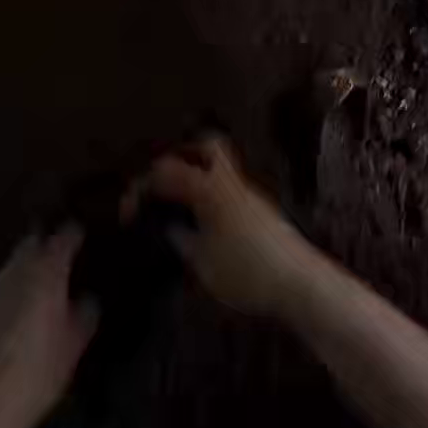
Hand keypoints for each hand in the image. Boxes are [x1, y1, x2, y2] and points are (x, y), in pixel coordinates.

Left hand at [0, 226, 97, 427]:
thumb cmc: (24, 384)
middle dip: (43, 246)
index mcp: (45, 276)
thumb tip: (87, 303)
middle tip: (54, 257)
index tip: (78, 234)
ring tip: (32, 296)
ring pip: (7, 270)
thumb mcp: (73, 349)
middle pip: (30, 244)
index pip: (65, 236)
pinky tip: (6, 327)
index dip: (74, 233)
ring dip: (21, 275)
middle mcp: (13, 277)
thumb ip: (85, 315)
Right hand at [139, 136, 320, 317]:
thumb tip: (169, 227)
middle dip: (180, 157)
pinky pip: (229, 184)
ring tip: (177, 202)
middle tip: (160, 186)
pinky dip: (210, 190)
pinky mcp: (259, 207)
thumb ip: (182, 240)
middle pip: (207, 146)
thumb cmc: (247, 272)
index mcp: (211, 190)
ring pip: (221, 164)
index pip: (170, 169)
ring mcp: (248, 192)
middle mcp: (231, 182)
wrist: (298, 280)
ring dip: (197, 173)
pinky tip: (201, 218)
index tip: (129, 209)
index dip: (144, 184)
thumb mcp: (202, 263)